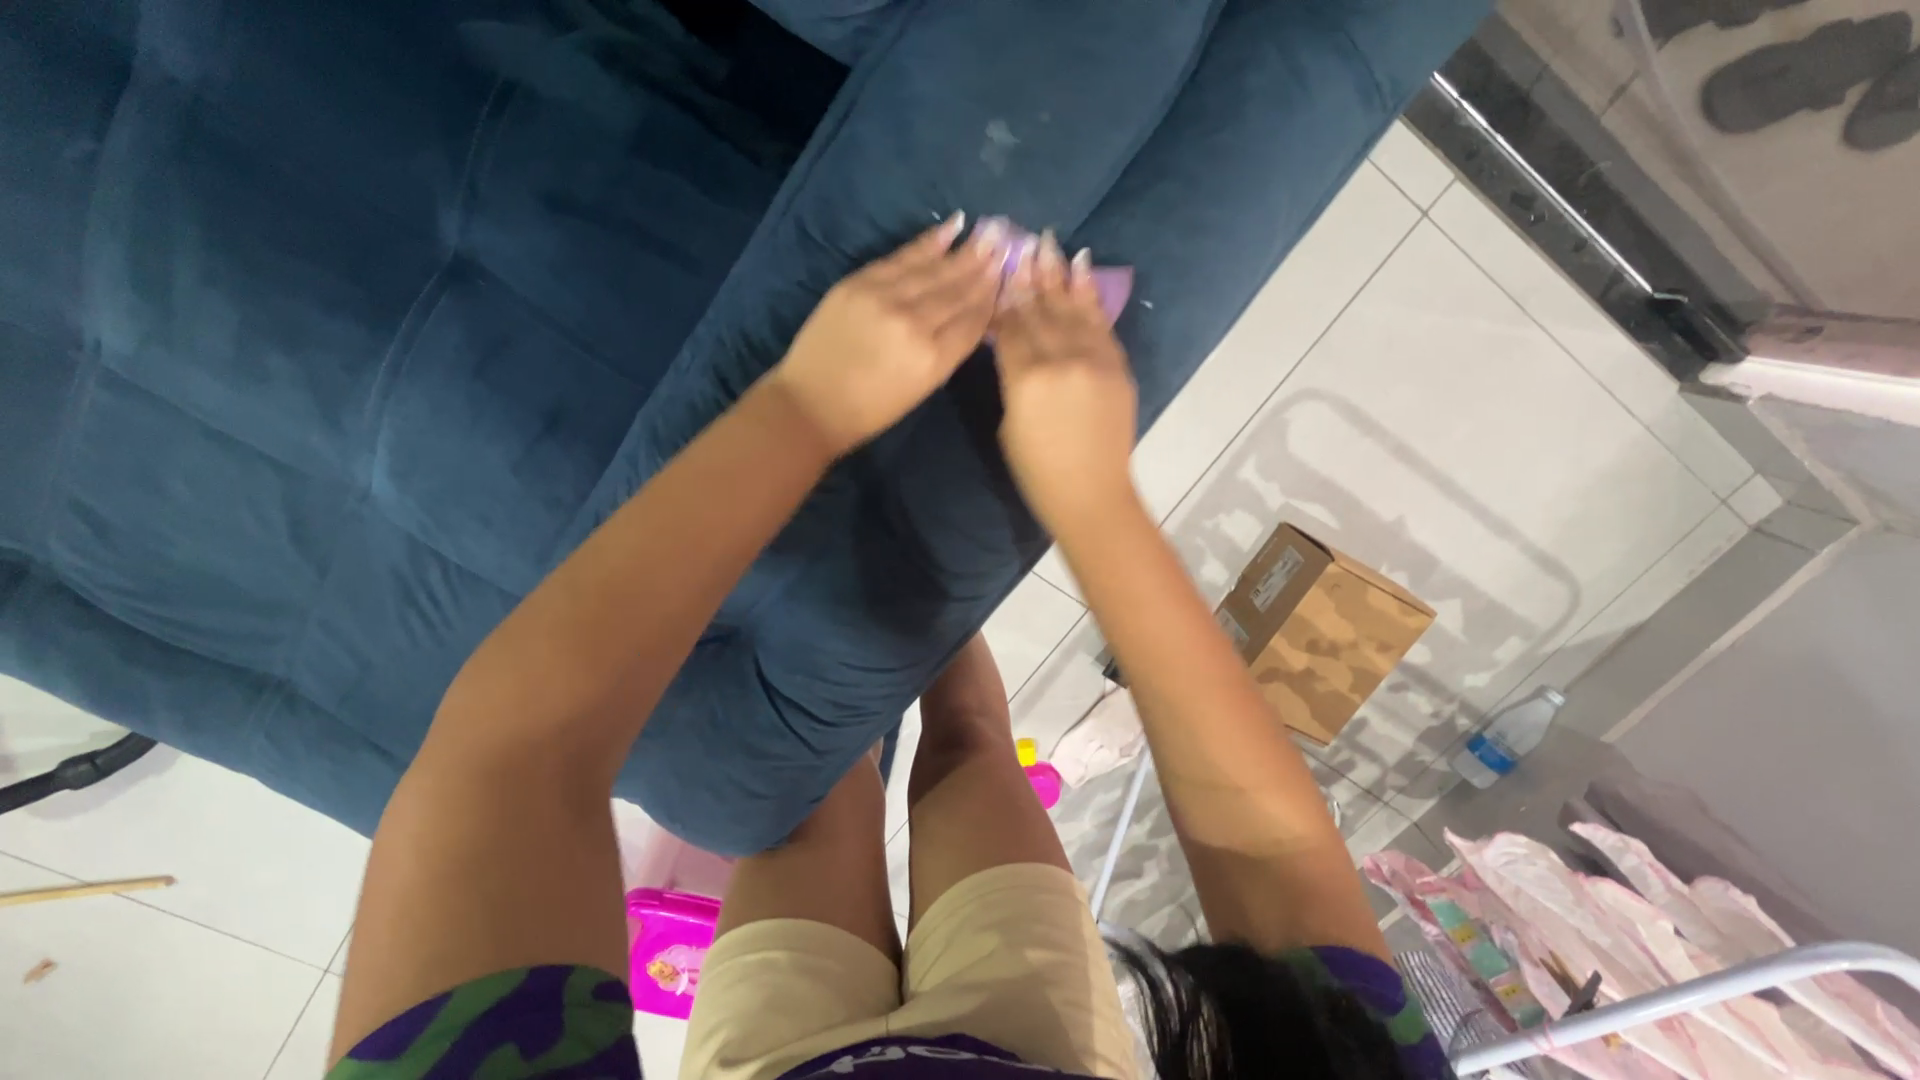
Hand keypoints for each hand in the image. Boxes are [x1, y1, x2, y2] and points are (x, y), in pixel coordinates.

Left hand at [769, 213, 1006, 456]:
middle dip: (985, 268)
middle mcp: (915, 325)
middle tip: (1008, 244)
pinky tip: (952, 228)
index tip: (1011, 277)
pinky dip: (930, 242)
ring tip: (989, 234)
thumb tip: (973, 316)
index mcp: (933, 360)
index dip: (993, 297)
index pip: (973, 321)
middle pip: (959, 291)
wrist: (810, 404)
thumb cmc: (869, 410)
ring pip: (935, 270)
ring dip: (965, 251)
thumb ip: (947, 351)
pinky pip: (903, 257)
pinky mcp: (860, 283)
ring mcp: (886, 299)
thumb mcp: (920, 390)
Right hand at [991, 231, 1140, 536]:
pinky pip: (1100, 323)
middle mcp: (1060, 360)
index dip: (1002, 298)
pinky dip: (1090, 295)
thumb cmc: (1036, 470)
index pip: (1010, 327)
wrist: (1091, 492)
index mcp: (1025, 378)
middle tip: (1021, 240)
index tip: (995, 268)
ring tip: (1050, 243)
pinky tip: (1082, 269)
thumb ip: (1010, 378)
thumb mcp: (1008, 424)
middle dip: (1029, 275)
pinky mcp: (1116, 366)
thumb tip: (1010, 343)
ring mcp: (1093, 360)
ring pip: (1072, 308)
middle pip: (1040, 310)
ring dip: (1059, 274)